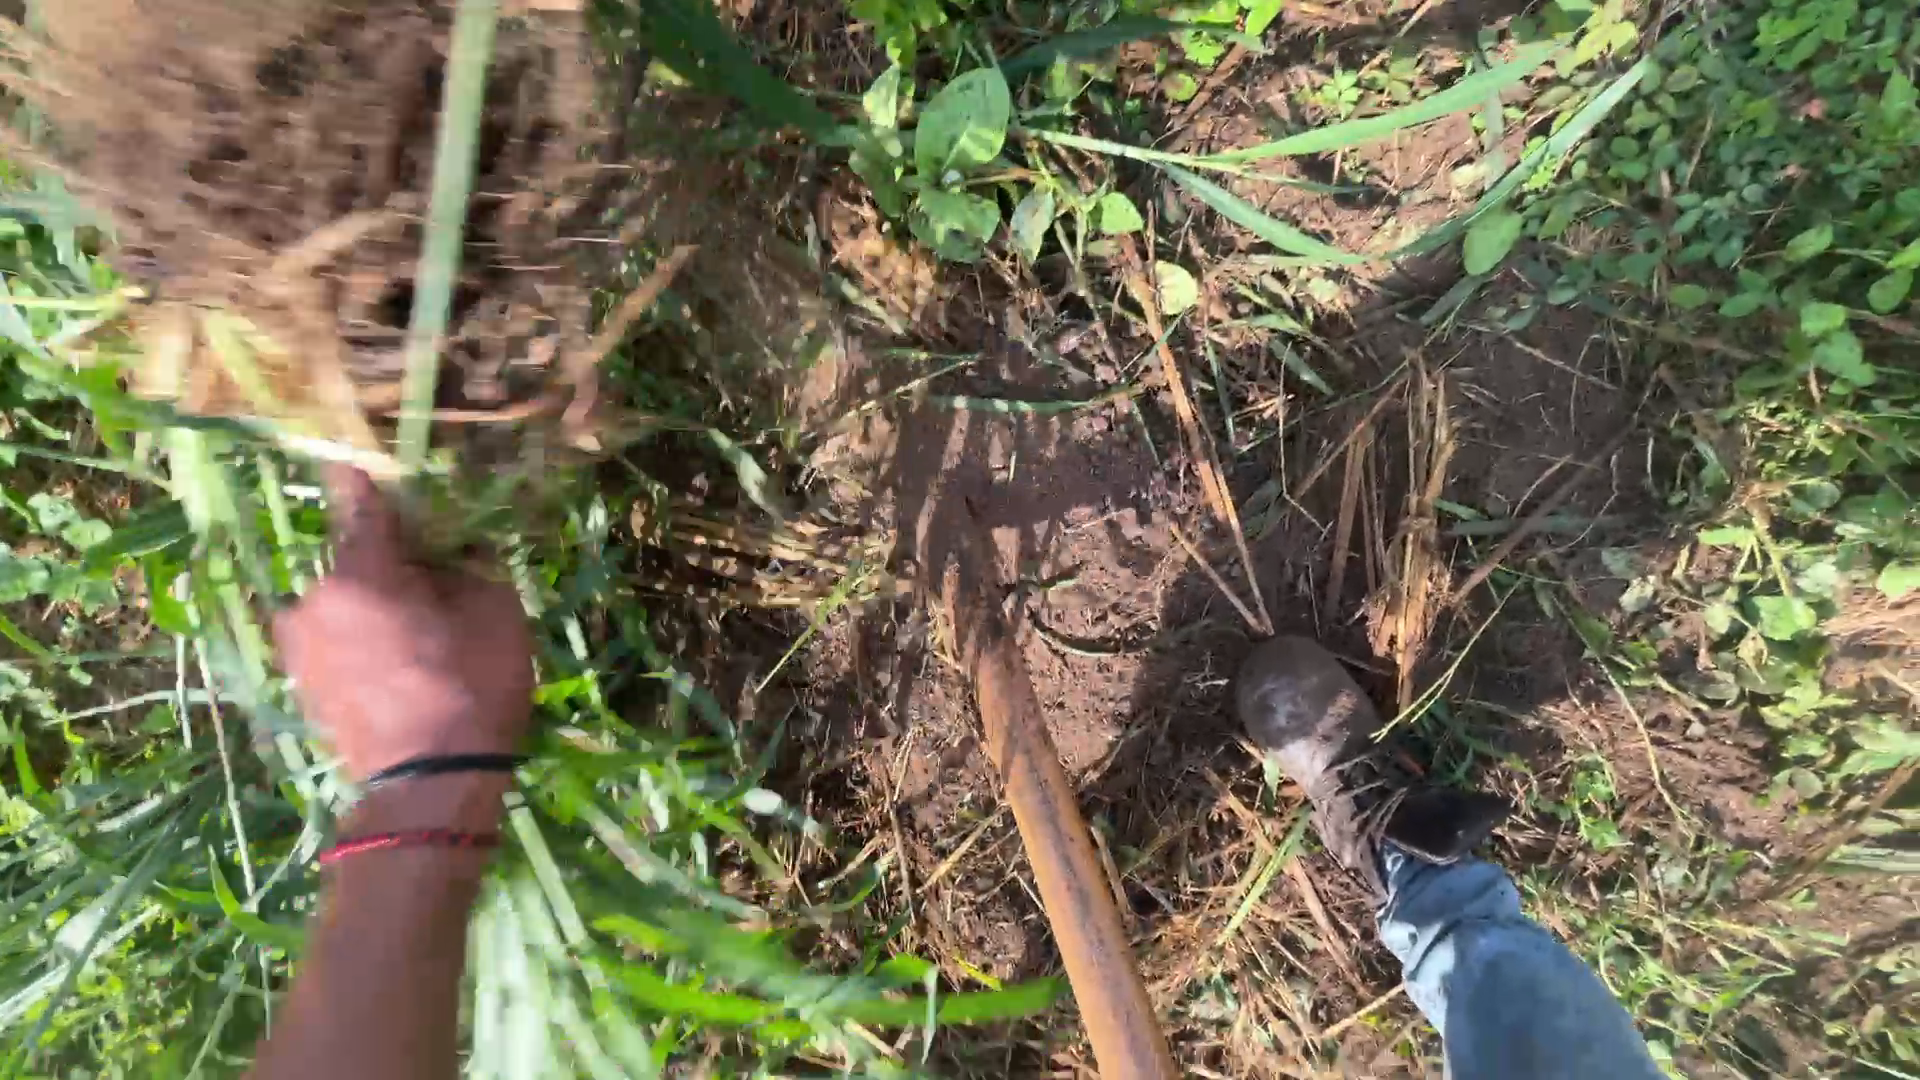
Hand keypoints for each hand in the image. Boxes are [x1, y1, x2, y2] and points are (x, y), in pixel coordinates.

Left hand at [274, 466, 533, 781]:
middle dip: (398, 557)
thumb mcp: (498, 611)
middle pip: (359, 557)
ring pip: (348, 598)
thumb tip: (455, 551)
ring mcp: (296, 644)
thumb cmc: (474, 683)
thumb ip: (472, 565)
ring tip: (431, 627)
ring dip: (383, 598)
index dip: (371, 475)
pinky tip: (408, 659)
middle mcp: (310, 600)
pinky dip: (368, 632)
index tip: (373, 453)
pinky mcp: (300, 678)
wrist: (430, 780)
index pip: (359, 501)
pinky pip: (338, 633)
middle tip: (448, 575)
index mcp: (360, 575)